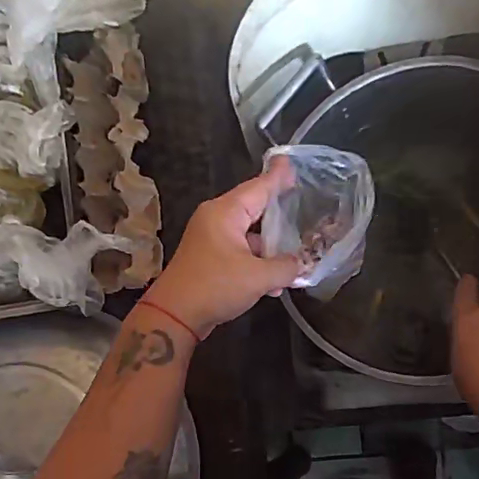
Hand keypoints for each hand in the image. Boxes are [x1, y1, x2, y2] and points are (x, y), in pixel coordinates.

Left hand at [142, 158, 302, 337]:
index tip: (291, 163)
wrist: (175, 315)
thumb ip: (285, 267)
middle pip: (255, 210)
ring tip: (297, 260)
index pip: (258, 188)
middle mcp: (216, 220)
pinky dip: (258, 264)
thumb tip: (300, 265)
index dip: (277, 177)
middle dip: (279, 214)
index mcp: (225, 213)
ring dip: (271, 249)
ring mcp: (211, 240)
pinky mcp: (210, 259)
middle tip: (303, 203)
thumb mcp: (258, 278)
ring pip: (250, 236)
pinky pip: (241, 253)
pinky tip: (275, 283)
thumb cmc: (215, 287)